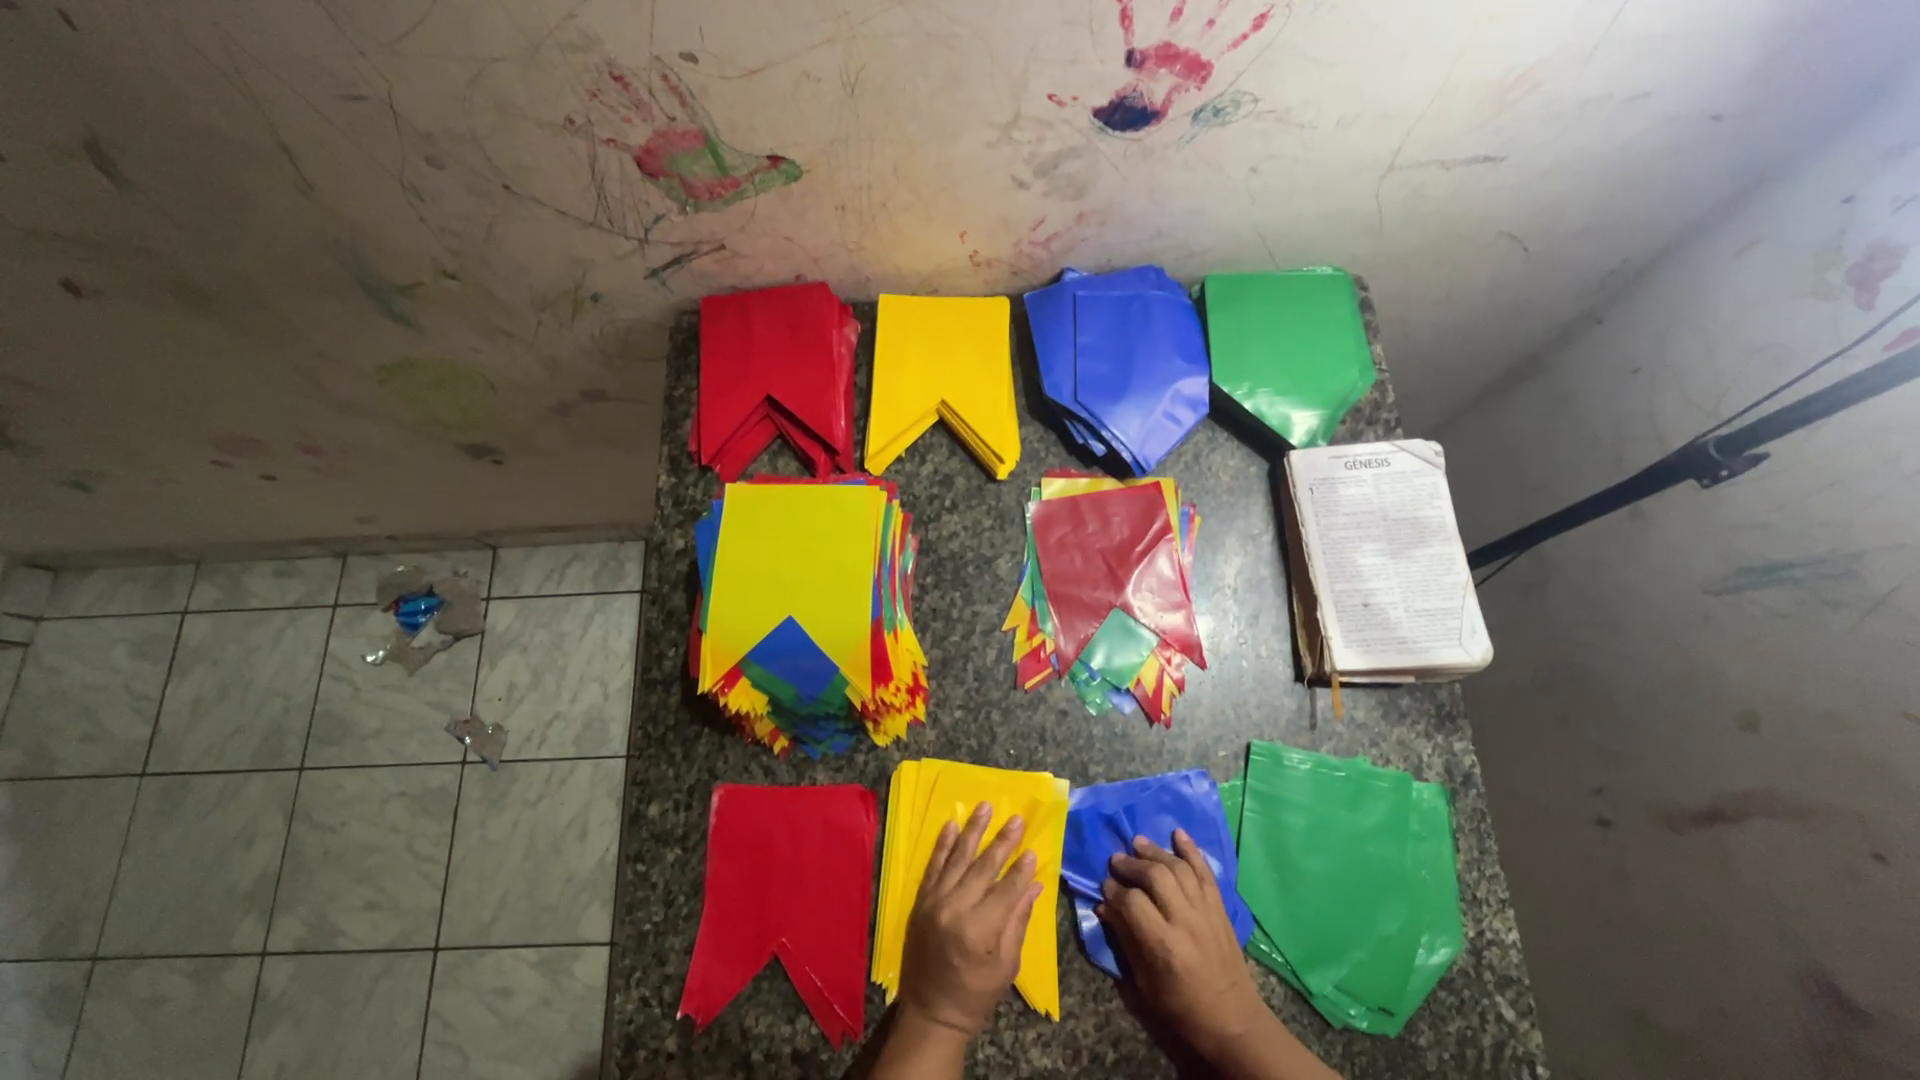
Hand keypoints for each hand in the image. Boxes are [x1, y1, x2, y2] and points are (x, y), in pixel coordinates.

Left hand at [898, 802, 1042, 1037]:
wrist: (930, 1013)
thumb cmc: (975, 995)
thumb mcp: (1007, 965)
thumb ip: (1017, 921)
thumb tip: (1033, 886)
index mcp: (980, 930)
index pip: (1007, 889)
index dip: (1022, 869)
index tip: (1033, 849)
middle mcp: (955, 909)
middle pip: (983, 867)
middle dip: (1002, 841)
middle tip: (1016, 818)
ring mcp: (934, 903)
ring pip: (957, 859)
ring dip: (972, 831)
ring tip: (984, 807)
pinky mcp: (920, 902)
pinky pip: (933, 867)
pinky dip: (942, 846)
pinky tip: (951, 826)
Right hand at [1098, 829, 1265, 1055]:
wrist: (1233, 1018)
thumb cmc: (1181, 1008)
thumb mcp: (1144, 983)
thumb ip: (1125, 940)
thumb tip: (1105, 907)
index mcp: (1164, 946)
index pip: (1133, 902)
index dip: (1114, 890)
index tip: (1103, 885)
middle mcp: (1186, 922)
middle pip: (1156, 877)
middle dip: (1132, 865)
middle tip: (1115, 860)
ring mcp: (1206, 912)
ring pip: (1180, 869)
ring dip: (1156, 852)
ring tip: (1137, 843)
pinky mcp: (1220, 908)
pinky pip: (1206, 872)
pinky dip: (1192, 850)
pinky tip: (1178, 833)